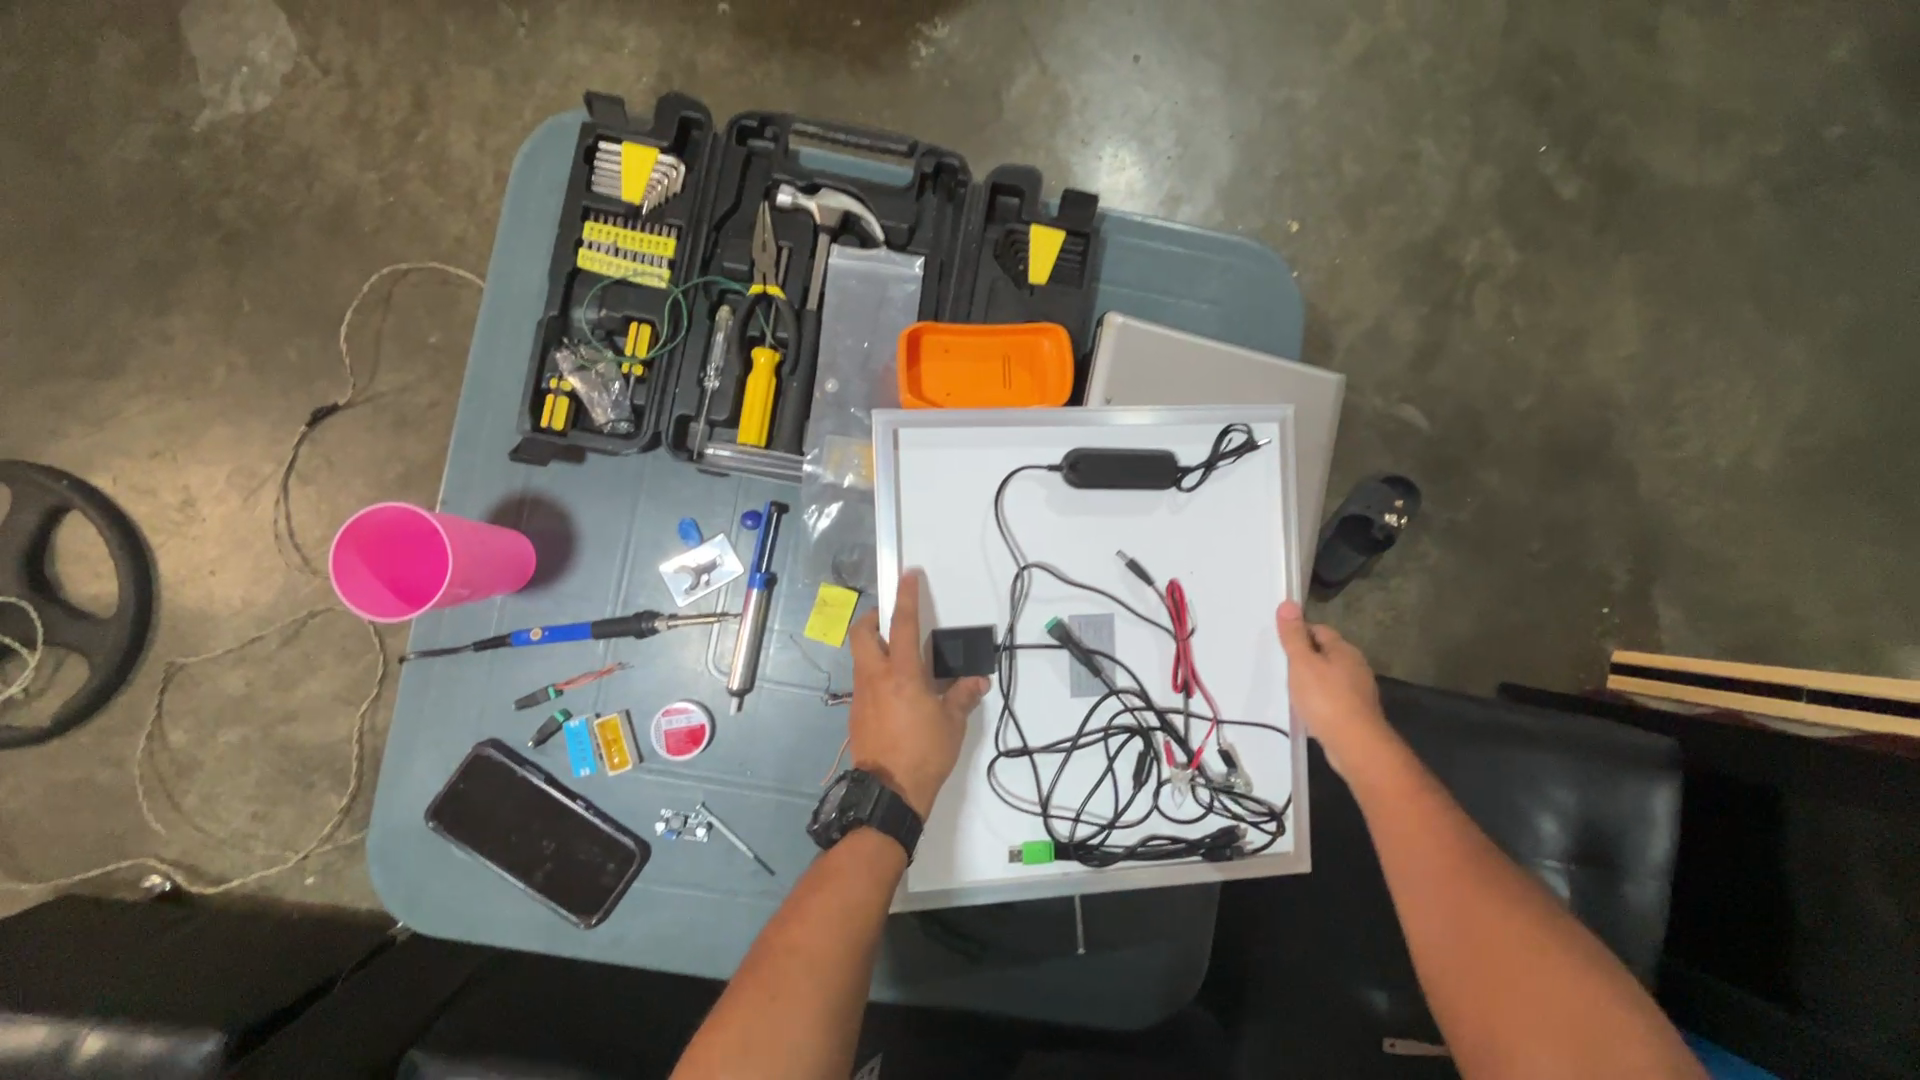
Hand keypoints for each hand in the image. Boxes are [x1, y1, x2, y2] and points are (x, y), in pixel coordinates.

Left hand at [848, 569, 990, 817]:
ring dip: (874, 648)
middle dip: (873, 619)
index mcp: (901, 674)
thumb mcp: (952, 724)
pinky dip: (876, 675)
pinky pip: (864, 682)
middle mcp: (875, 677)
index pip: (903, 624)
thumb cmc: (924, 753)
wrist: (888, 792)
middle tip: (890, 620)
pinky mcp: (856, 714)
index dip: (907, 597)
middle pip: (862, 633)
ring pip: (860, 658)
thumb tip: (976, 681)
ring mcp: (861, 695)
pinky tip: (895, 692)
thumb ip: (963, 696)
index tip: (908, 575)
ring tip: (899, 658)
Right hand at [1275, 600, 1389, 776]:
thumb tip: (1288, 603)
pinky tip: (1308, 709)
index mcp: (1344, 650)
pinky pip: (1334, 696)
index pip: (1319, 630)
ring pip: (1331, 676)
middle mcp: (1356, 666)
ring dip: (1314, 679)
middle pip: (1327, 652)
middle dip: (1306, 657)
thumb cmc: (1325, 698)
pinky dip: (1321, 698)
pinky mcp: (1357, 711)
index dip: (1299, 633)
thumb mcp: (1302, 663)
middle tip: (1283, 666)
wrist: (1355, 743)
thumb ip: (1293, 636)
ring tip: (1292, 688)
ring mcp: (1359, 690)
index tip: (1282, 644)